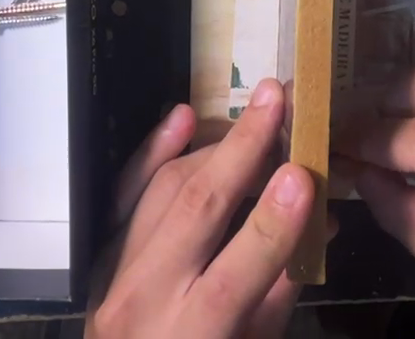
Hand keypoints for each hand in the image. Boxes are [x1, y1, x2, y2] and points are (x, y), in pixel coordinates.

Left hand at [89, 79, 312, 338]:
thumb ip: (281, 289)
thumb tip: (317, 219)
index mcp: (190, 338)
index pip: (234, 274)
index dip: (271, 224)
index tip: (302, 174)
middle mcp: (143, 298)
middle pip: (195, 209)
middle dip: (242, 149)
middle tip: (277, 99)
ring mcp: (112, 270)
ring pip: (165, 188)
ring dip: (214, 145)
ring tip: (256, 115)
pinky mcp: (98, 252)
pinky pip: (124, 191)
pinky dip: (154, 150)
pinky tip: (183, 117)